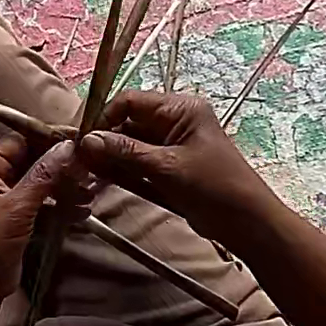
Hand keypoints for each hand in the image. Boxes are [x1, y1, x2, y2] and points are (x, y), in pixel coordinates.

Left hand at [0, 135, 85, 293]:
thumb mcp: (17, 205)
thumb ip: (44, 174)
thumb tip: (67, 147)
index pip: (21, 141)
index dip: (49, 140)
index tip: (79, 141)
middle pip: (34, 162)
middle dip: (63, 168)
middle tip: (91, 171)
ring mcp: (6, 201)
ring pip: (41, 185)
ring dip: (65, 189)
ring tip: (90, 194)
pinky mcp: (17, 221)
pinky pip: (42, 206)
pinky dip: (60, 207)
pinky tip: (81, 211)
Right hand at [76, 90, 278, 233]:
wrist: (247, 223)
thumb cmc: (213, 187)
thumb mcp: (166, 167)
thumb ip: (125, 152)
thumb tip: (86, 141)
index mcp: (180, 109)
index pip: (131, 101)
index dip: (104, 116)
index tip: (81, 136)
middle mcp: (173, 121)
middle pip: (127, 122)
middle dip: (103, 139)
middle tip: (77, 158)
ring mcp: (170, 145)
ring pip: (129, 144)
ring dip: (108, 156)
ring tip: (84, 170)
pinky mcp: (167, 167)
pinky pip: (136, 162)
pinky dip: (120, 169)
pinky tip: (100, 177)